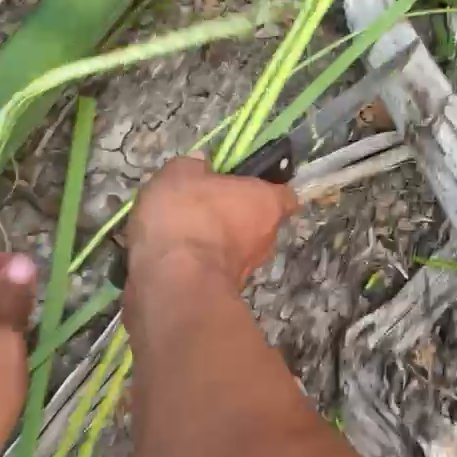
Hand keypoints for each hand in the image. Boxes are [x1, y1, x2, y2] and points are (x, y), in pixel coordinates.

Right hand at [129, 157, 298, 285]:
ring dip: (216, 242)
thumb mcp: (180, 174)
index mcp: (268, 203)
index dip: (266, 190)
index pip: (284, 195)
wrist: (175, 282)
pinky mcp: (225, 292)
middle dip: (235, 217)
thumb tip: (201, 164)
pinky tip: (173, 256)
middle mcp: (267, 238)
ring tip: (182, 232)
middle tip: (204, 207)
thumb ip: (192, 166)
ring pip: (236, 249)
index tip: (243, 187)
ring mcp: (248, 270)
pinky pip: (214, 269)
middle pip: (258, 223)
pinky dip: (199, 262)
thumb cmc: (188, 216)